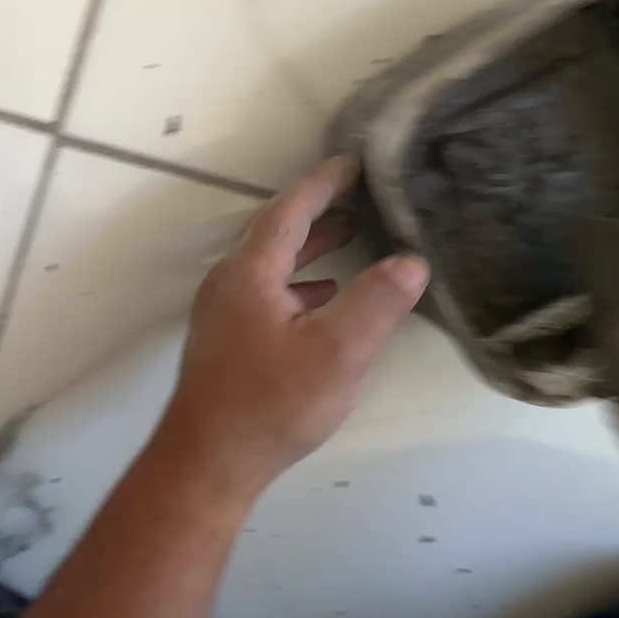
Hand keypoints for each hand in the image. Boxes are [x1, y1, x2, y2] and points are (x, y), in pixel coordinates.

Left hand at [156, 155, 429, 498]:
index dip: (320, 185)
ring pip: (271, 262)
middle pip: (275, 232)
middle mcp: (229, 281)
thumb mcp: (336, 353)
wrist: (209, 454)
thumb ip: (374, 304)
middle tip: (358, 193)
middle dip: (316, 210)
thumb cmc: (271, 402)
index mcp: (249, 273)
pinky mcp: (227, 334)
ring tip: (352, 234)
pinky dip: (299, 280)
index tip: (350, 163)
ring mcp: (223, 308)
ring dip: (309, 246)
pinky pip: (267, 288)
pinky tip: (325, 294)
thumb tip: (409, 262)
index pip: (287, 213)